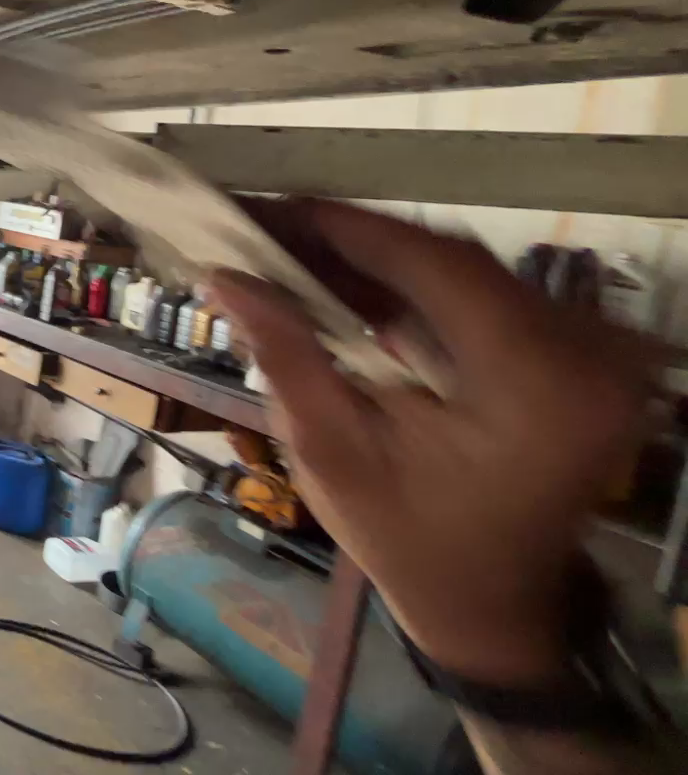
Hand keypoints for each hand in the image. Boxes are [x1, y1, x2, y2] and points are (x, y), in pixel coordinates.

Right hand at [208, 201, 657, 686]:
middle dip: (344, 236)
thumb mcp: (327, 448)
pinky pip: (465, 294)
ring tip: (277, 248)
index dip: (346, 227)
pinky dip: (391, 282)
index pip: (438, 267)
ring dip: (362, 255)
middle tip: (256, 227)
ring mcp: (580, 354)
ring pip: (454, 268)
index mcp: (537, 386)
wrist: (483, 597)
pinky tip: (327, 281)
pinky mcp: (559, 356)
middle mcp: (582, 356)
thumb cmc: (403, 535)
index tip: (267, 207)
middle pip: (448, 259)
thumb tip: (223, 276)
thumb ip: (283, 354)